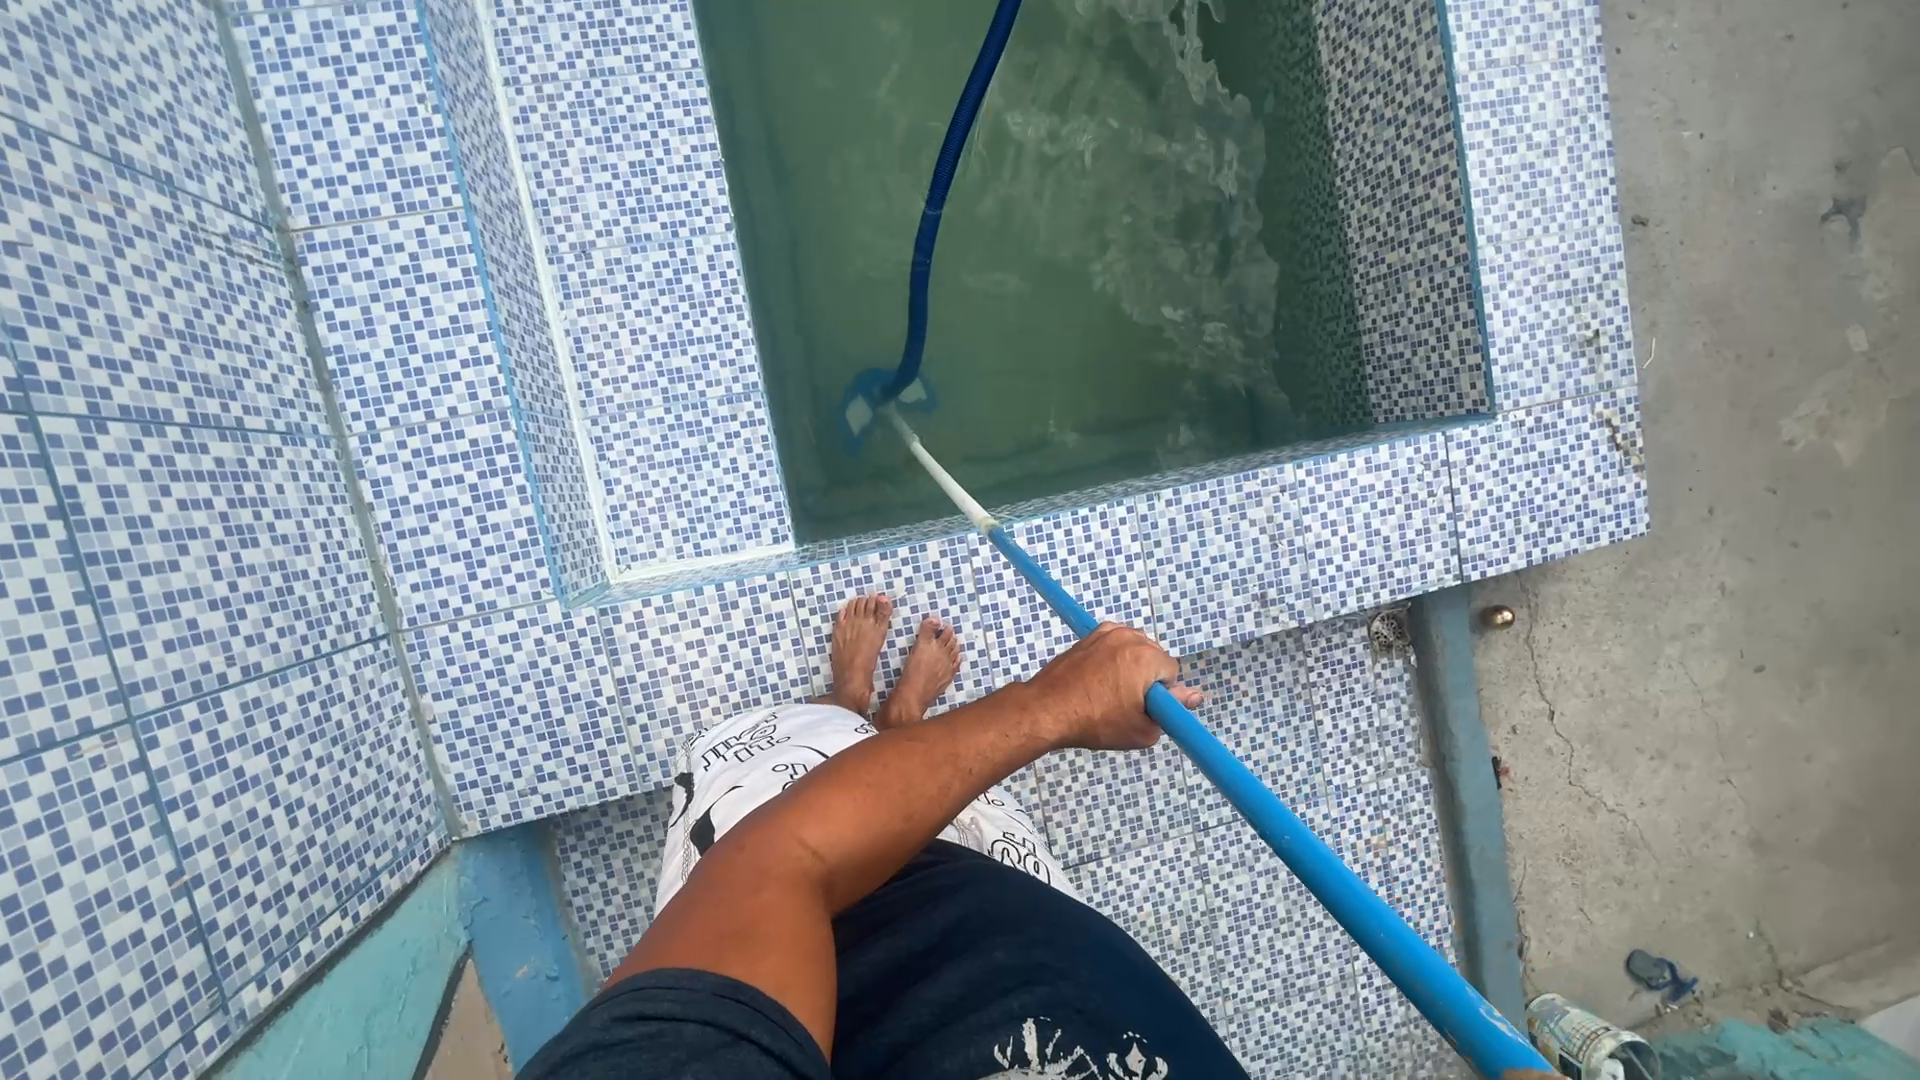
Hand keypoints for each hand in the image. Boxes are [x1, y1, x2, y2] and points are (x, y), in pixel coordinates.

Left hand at [1024, 623, 1202, 750]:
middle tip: (1127, 703)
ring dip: (1131, 666)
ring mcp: (1106, 633)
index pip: (1172, 672)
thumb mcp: (1143, 728)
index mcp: (1146, 656)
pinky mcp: (1088, 636)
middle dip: (1148, 677)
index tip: (1145, 708)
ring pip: (1134, 648)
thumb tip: (1195, 696)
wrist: (1048, 709)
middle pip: (1154, 656)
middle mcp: (1128, 636)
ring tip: (1111, 692)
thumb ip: (1175, 712)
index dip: (1163, 694)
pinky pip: (1114, 644)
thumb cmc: (1096, 722)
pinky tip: (1100, 678)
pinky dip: (1113, 657)